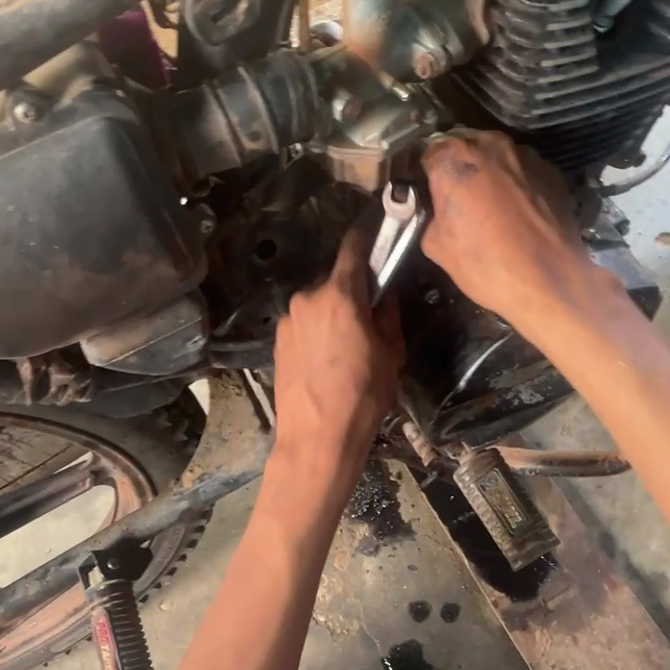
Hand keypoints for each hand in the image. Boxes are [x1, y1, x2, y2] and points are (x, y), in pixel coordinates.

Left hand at [270, 220, 403, 468]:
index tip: (380, 231)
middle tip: (369, 320)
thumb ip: (388, 314)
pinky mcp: (277, 342)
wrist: (317, 439)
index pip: (354, 247)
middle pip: (335, 282)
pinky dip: (317, 334)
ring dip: (333, 316)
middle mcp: (307, 298)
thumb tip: (384, 294)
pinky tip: (326, 363)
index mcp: (339, 294)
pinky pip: (304, 326)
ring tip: (346, 351)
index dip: (369, 236)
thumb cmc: (363, 396)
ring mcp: (287, 321)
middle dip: (353, 293)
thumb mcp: (392, 354)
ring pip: (318, 306)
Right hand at [420, 129, 621, 329]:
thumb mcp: (437, 247)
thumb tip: (435, 211)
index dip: (424, 172)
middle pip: (464, 148)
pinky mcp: (552, 171)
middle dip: (458, 170)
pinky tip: (517, 214)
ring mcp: (526, 155)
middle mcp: (490, 145)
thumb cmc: (485, 265)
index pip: (427, 152)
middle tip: (457, 201)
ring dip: (489, 175)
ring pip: (496, 158)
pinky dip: (516, 185)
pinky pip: (523, 172)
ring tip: (490, 208)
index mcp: (454, 158)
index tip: (425, 191)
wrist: (549, 282)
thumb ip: (428, 216)